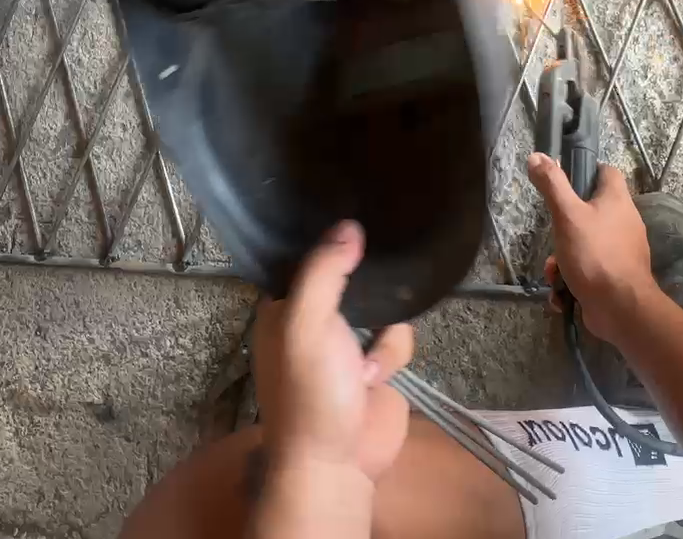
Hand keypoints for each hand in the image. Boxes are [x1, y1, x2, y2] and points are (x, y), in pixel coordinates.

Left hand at [252, 221, 414, 483]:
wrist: (340, 463)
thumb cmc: (310, 391)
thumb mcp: (307, 324)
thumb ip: (325, 272)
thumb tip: (349, 226)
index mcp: (285, 307)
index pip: (308, 257)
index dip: (329, 242)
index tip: (354, 220)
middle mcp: (314, 320)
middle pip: (352, 277)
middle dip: (367, 288)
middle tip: (375, 286)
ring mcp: (347, 343)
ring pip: (383, 305)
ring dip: (382, 330)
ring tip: (366, 360)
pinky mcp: (376, 363)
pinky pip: (398, 335)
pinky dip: (393, 353)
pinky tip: (376, 376)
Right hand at [526, 152, 657, 341]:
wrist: (621, 309)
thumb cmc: (594, 254)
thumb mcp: (567, 215)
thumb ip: (552, 185)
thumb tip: (536, 156)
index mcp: (617, 200)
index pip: (606, 172)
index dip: (585, 171)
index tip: (564, 181)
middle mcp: (624, 222)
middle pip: (590, 211)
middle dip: (563, 227)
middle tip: (552, 234)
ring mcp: (621, 251)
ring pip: (584, 244)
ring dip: (562, 258)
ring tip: (553, 272)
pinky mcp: (615, 276)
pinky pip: (588, 269)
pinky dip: (571, 279)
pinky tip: (561, 292)